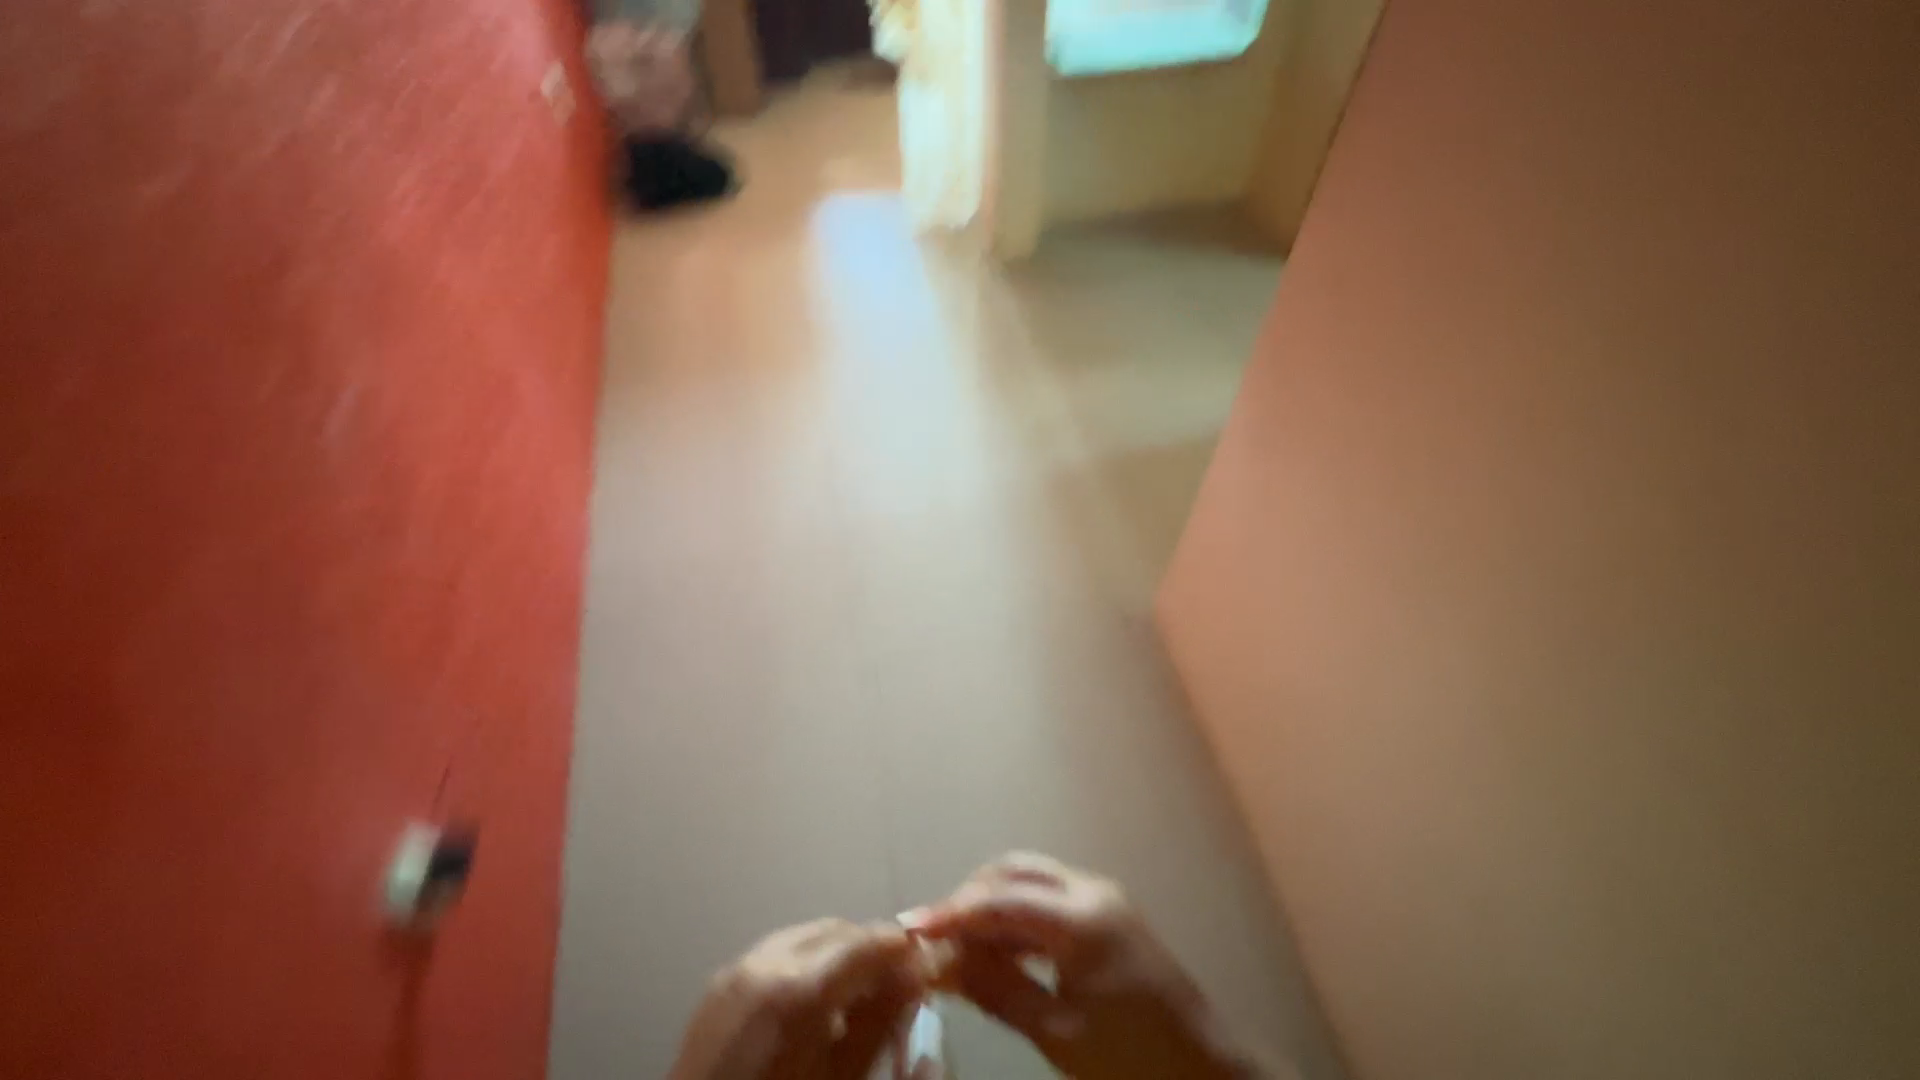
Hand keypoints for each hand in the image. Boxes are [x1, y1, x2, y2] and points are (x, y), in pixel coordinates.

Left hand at [670, 918, 922, 1079]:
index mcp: (798, 987)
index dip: (901, 947)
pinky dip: (805, 963)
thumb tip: (914, 976)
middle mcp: (765, 961)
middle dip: (870, 948)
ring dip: (838, 953)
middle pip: (837, 929)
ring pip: (806, 936)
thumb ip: (880, 1022)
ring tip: (855, 995)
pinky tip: (813, 1003)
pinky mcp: (719, 982)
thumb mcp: (841, 1079)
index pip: (867, 940)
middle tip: (895, 982)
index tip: (925, 962)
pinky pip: (776, 953)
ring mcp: (737, 968)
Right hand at [909, 853, 1271, 1079]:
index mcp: (1081, 918)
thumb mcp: (1056, 1032)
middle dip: (970, 897)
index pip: (1000, 900)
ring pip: (1031, 879)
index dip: (951, 913)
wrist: (1205, 1069)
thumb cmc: (1130, 1057)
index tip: (911, 929)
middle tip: (936, 935)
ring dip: (992, 903)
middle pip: (1014, 872)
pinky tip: (997, 947)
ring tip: (959, 943)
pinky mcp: (1107, 912)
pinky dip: (1016, 914)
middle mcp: (1091, 890)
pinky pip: (1049, 897)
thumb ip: (996, 989)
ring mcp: (1102, 897)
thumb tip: (941, 963)